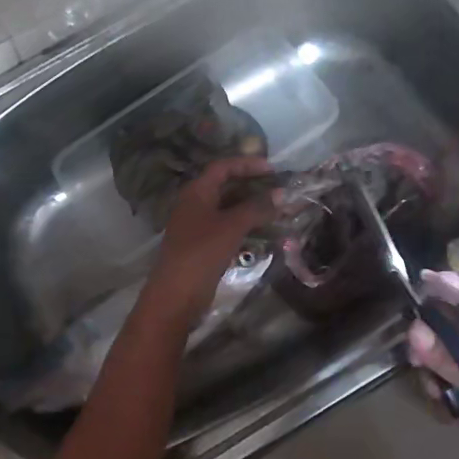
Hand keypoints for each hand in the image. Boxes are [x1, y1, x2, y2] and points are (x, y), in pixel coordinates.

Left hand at [142, 157, 277, 322]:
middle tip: (280, 189)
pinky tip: (266, 230)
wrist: (177, 294)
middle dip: (253, 186)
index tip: (272, 169)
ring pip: (228, 208)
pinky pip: (227, 227)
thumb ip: (256, 208)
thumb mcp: (231, 226)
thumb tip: (281, 194)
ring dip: (252, 207)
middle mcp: (195, 204)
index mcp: (196, 192)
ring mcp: (198, 225)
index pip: (222, 167)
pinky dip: (246, 225)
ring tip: (279, 209)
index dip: (247, 164)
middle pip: (225, 186)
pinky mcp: (204, 245)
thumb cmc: (201, 252)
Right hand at [407, 296, 458, 458]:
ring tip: (453, 412)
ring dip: (446, 383)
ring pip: (457, 359)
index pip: (438, 316)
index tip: (417, 368)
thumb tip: (410, 327)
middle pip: (444, 340)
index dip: (420, 337)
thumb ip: (450, 362)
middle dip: (431, 367)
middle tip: (439, 400)